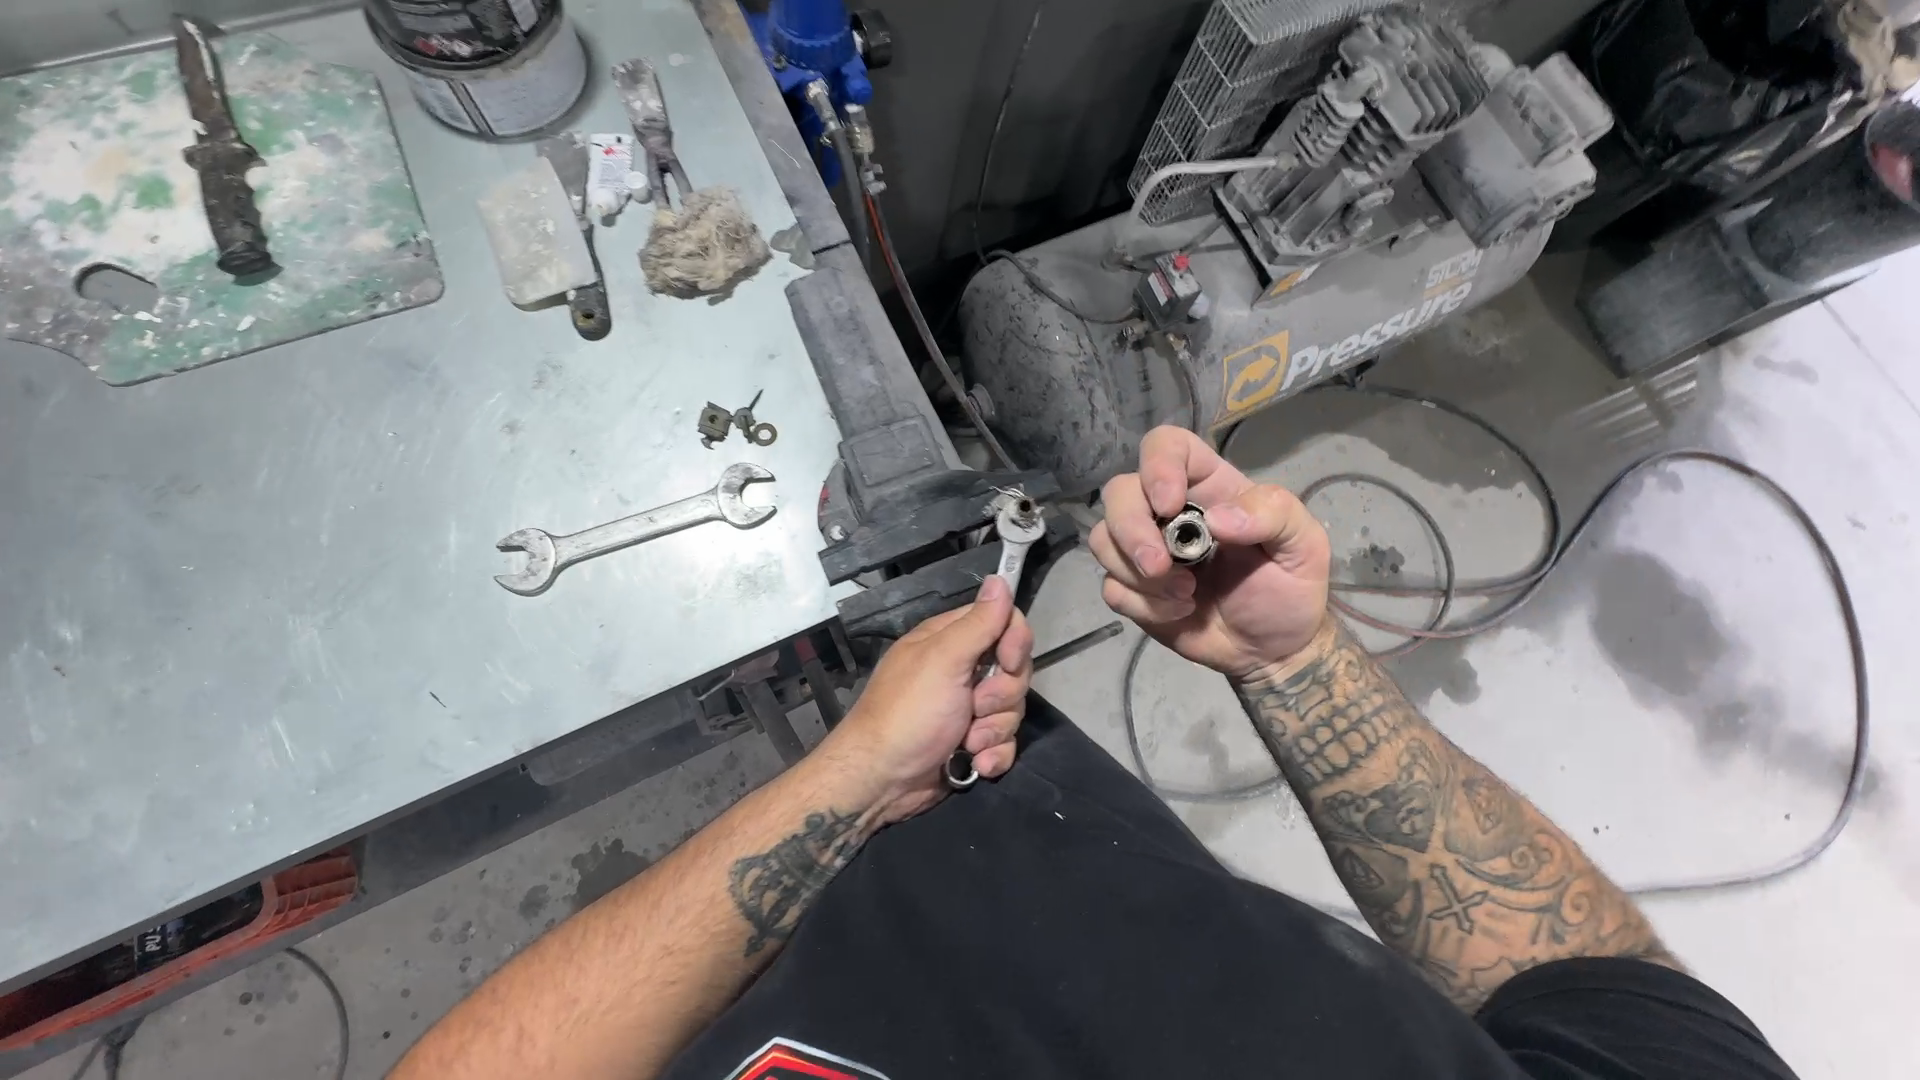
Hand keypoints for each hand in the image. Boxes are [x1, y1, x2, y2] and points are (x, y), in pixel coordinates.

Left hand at [817, 576, 1033, 823]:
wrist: (882, 780)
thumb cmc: (909, 713)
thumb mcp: (943, 660)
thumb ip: (978, 623)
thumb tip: (1000, 579)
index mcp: (950, 641)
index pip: (1003, 623)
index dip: (1014, 642)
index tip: (1008, 661)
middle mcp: (961, 670)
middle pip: (1014, 669)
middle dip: (1002, 694)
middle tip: (976, 706)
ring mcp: (967, 708)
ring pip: (1012, 709)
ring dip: (994, 730)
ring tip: (968, 742)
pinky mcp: (972, 742)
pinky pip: (1004, 742)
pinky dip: (993, 755)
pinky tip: (976, 764)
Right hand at [1091, 427, 1331, 682]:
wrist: (1272, 649)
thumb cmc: (1289, 587)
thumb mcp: (1304, 545)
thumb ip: (1274, 515)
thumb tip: (1217, 517)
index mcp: (1206, 486)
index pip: (1165, 445)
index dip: (1157, 465)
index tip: (1169, 504)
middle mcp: (1166, 511)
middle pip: (1118, 492)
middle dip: (1130, 528)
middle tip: (1159, 566)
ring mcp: (1144, 549)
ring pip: (1103, 539)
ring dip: (1136, 572)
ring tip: (1185, 595)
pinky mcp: (1133, 589)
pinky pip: (1111, 587)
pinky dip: (1142, 604)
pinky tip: (1178, 612)